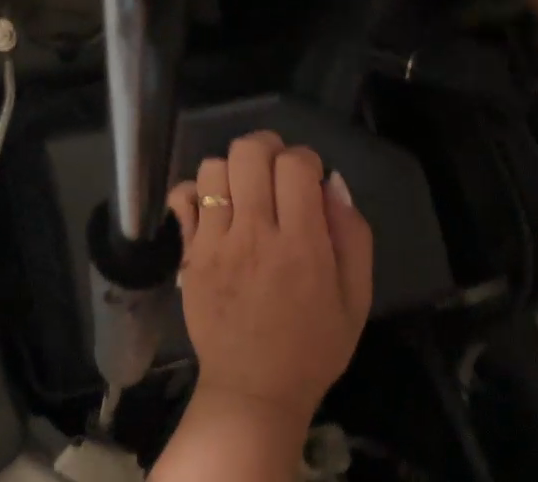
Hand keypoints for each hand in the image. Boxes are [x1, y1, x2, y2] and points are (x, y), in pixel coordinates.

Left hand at [167, 132, 372, 422]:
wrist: (254, 390)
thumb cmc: (312, 346)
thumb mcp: (356, 298)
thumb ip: (352, 236)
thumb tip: (332, 183)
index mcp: (301, 246)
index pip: (295, 165)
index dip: (305, 158)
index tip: (308, 176)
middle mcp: (254, 235)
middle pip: (249, 154)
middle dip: (267, 147)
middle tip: (276, 168)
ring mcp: (214, 243)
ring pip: (213, 168)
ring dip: (233, 169)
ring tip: (245, 189)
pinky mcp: (189, 254)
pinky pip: (182, 198)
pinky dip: (195, 190)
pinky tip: (213, 206)